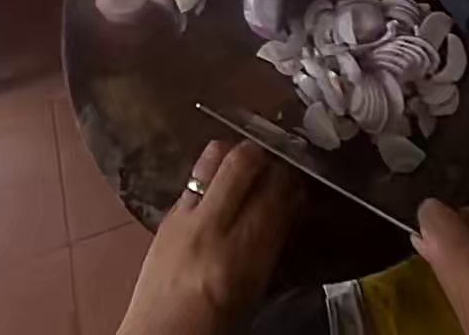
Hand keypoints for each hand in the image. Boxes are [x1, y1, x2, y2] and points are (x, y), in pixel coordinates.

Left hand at [117, 141, 302, 334]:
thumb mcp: (254, 291)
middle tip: (279, 156)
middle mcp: (209, 228)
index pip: (273, 196)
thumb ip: (272, 244)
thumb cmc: (215, 328)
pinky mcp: (167, 213)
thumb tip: (291, 202)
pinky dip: (216, 171)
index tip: (301, 176)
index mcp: (237, 259)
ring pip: (214, 155)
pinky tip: (225, 181)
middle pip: (242, 162)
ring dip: (237, 151)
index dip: (292, 179)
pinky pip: (196, 176)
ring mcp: (184, 216)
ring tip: (252, 159)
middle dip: (266, 151)